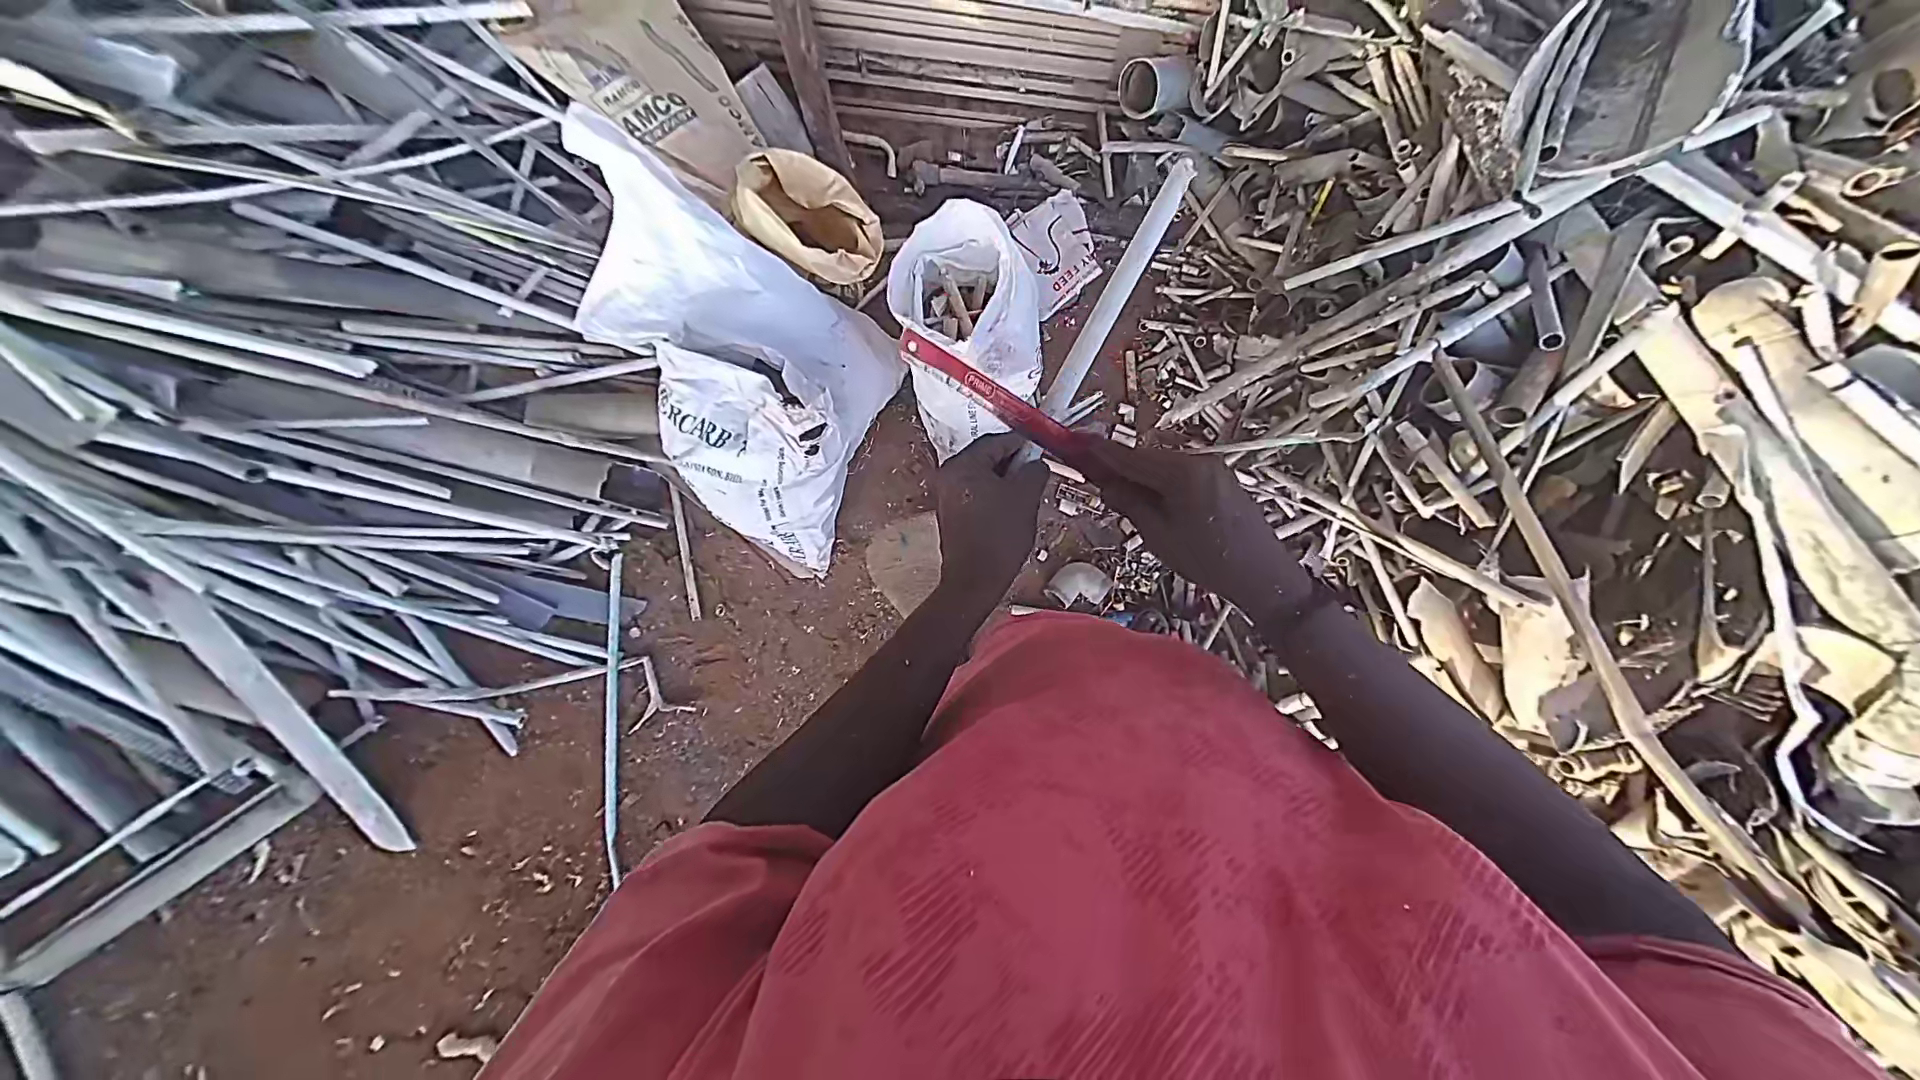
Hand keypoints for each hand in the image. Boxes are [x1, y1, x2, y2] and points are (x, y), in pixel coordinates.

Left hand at [933, 433, 1048, 595]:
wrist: (976, 579)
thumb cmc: (1000, 535)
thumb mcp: (1026, 497)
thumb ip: (1034, 471)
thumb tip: (1036, 463)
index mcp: (962, 466)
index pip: (995, 442)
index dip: (1020, 443)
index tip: (1038, 448)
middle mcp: (948, 476)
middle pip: (985, 457)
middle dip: (1011, 461)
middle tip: (1034, 468)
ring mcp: (946, 496)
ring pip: (980, 476)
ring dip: (1003, 478)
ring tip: (1026, 488)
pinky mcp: (951, 513)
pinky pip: (975, 492)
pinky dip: (992, 493)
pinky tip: (1010, 504)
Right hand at [1083, 438, 1310, 619]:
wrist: (1263, 575)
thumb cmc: (1210, 561)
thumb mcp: (1157, 535)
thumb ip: (1129, 503)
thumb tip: (1106, 485)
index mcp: (1182, 472)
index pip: (1129, 456)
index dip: (1098, 451)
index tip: (1074, 442)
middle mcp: (1198, 460)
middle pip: (1144, 457)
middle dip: (1116, 467)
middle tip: (1090, 477)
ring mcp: (1211, 467)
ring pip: (1160, 466)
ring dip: (1137, 477)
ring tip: (1118, 497)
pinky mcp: (1218, 478)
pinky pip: (1177, 473)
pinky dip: (1157, 482)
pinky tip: (1147, 500)